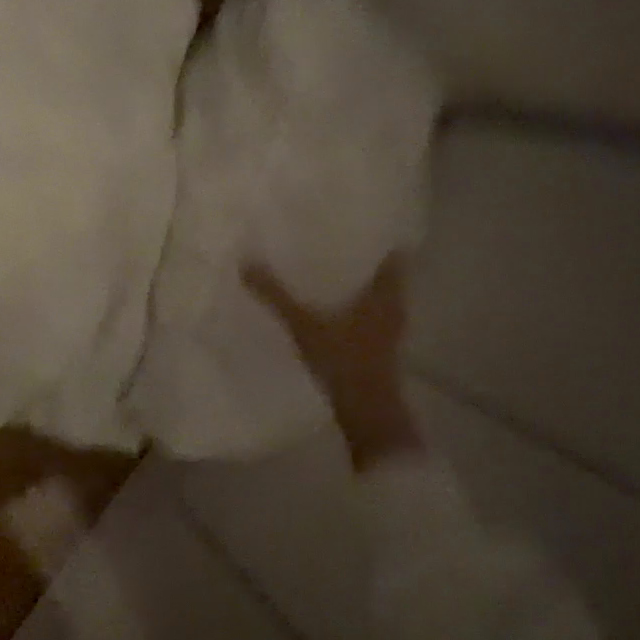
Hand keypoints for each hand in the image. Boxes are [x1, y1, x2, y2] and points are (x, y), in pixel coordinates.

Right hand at [243, 257, 421, 469]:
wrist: (367, 411)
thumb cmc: (342, 359)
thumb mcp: (303, 324)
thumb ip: (275, 295)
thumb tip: (245, 261)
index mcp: (383, 295)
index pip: (391, 259)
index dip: (377, 242)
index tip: (356, 228)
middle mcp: (393, 309)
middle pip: (385, 278)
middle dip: (362, 263)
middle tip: (334, 246)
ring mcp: (390, 332)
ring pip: (378, 300)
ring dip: (359, 289)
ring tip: (329, 275)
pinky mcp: (381, 350)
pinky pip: (371, 319)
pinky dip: (356, 310)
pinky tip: (332, 310)